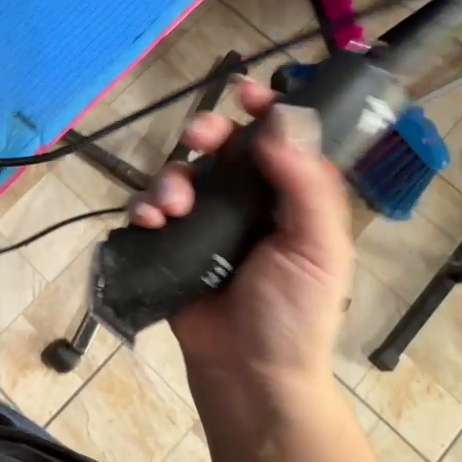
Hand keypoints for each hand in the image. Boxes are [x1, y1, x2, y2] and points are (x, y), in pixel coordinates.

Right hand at [125, 77, 353, 392]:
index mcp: (289, 199)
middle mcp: (246, 202)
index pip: (278, 141)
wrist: (247, 370)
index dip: (263, 110)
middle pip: (221, 148)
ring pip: (179, 174)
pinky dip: (143, 206)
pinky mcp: (168, 242)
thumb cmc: (294, 313)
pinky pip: (148, 208)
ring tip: (170, 207)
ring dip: (170, 179)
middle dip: (205, 133)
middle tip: (196, 138)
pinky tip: (149, 221)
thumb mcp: (317, 248)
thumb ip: (305, 185)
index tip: (243, 91)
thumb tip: (280, 122)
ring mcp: (204, 222)